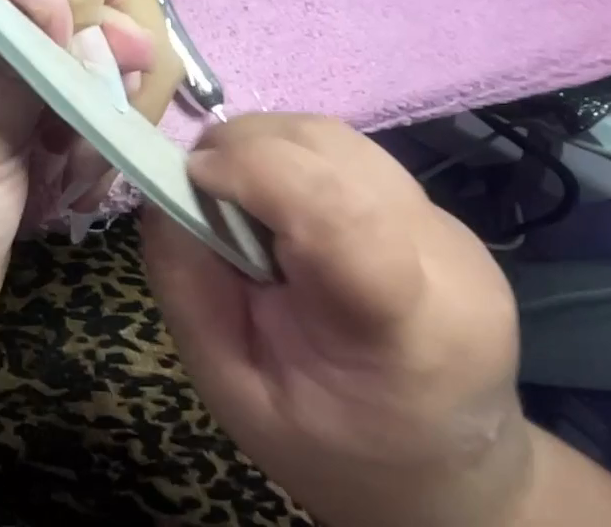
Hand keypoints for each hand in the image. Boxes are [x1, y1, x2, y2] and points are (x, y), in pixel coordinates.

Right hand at [142, 114, 533, 526]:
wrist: (442, 473)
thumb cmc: (328, 447)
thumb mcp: (229, 388)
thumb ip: (189, 289)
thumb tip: (160, 195)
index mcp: (400, 328)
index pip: (341, 213)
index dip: (254, 171)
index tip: (188, 179)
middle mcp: (445, 260)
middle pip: (332, 151)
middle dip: (242, 148)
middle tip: (194, 192)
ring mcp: (450, 230)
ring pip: (334, 137)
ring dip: (261, 146)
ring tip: (229, 198)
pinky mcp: (435, 215)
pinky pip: (343, 154)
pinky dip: (285, 159)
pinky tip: (272, 210)